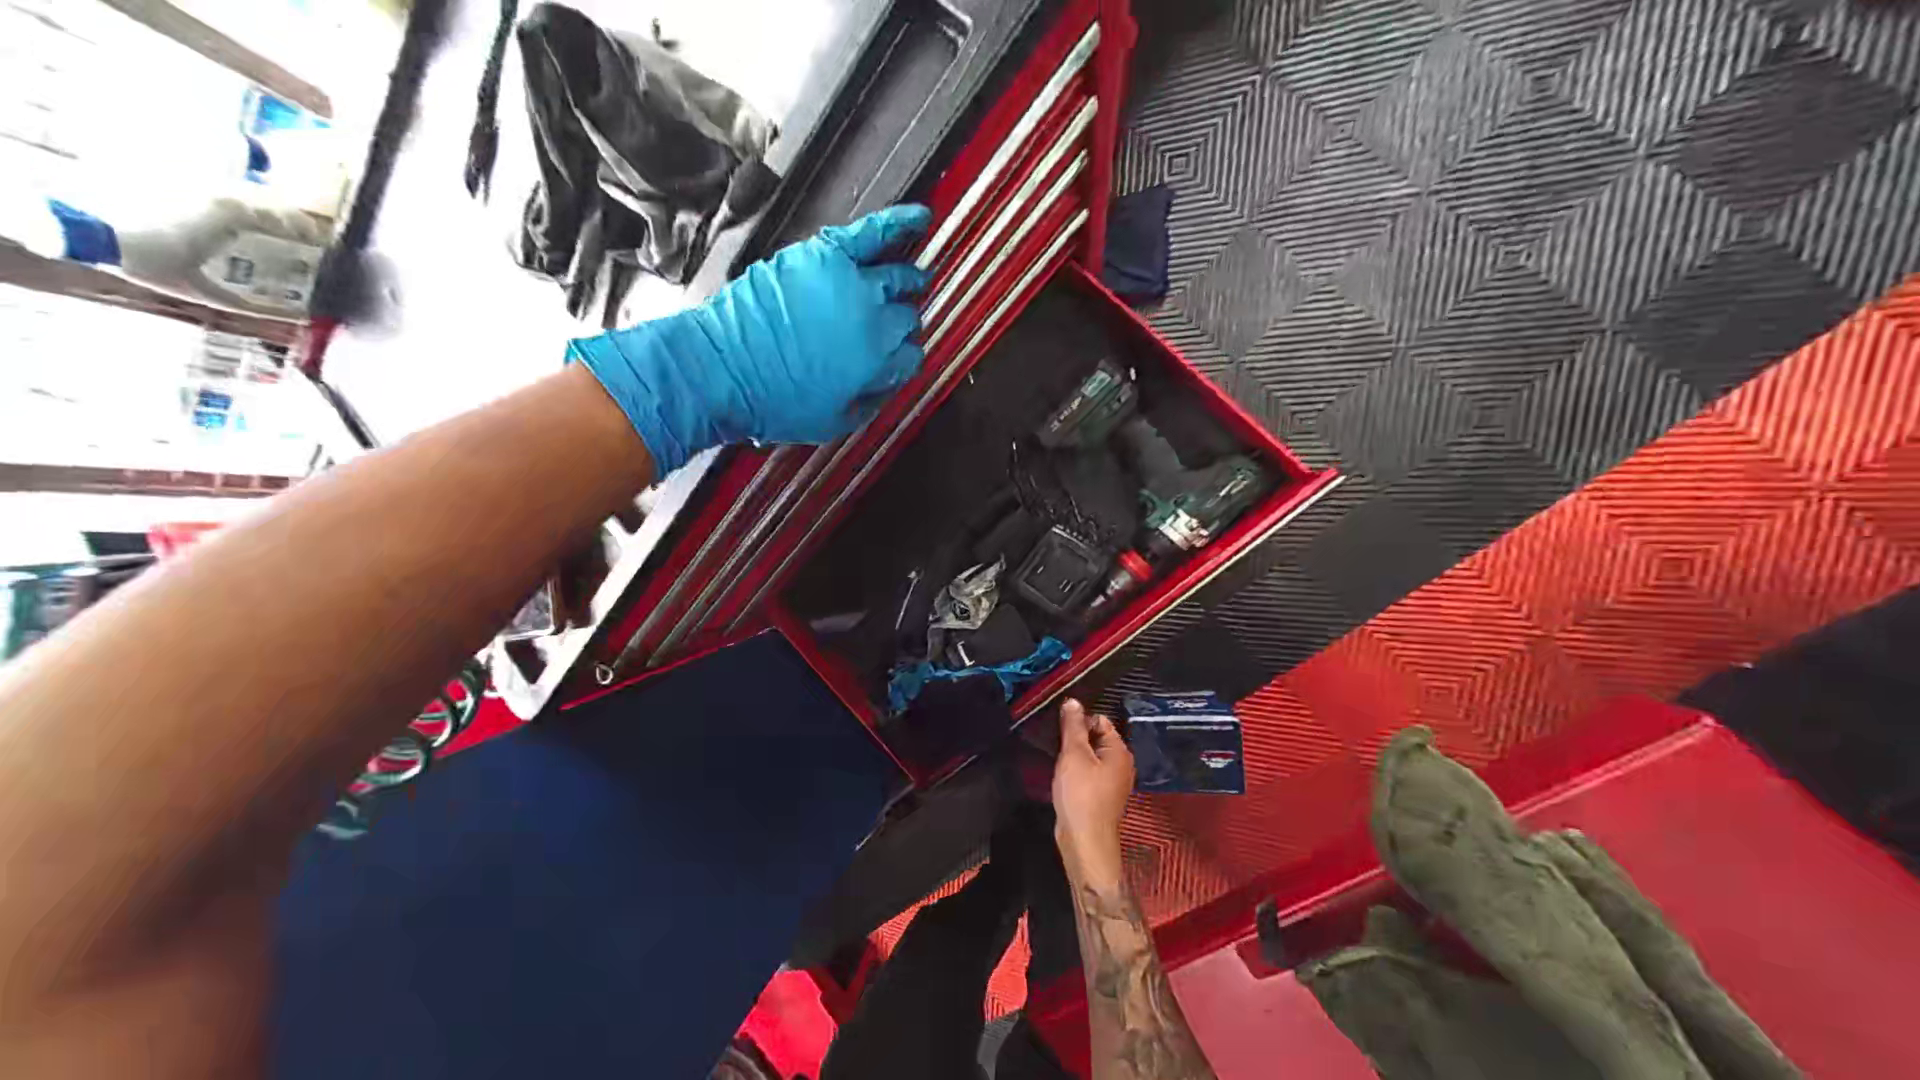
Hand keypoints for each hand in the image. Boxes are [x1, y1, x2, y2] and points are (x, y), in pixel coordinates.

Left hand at [570, 204, 931, 472]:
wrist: (721, 371)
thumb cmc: (770, 401)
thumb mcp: (831, 423)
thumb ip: (868, 403)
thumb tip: (884, 387)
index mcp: (878, 363)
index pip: (910, 357)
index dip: (902, 359)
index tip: (894, 359)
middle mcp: (873, 321)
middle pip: (905, 317)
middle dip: (902, 322)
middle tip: (895, 322)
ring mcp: (851, 285)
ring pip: (897, 276)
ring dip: (910, 279)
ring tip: (917, 278)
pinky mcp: (825, 256)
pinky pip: (872, 232)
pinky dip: (899, 221)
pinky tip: (920, 218)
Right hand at [1052, 698, 1134, 890]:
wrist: (1085, 841)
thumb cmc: (1081, 795)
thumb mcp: (1073, 755)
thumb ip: (1073, 726)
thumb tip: (1073, 701)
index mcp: (1120, 751)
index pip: (1100, 720)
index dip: (1079, 721)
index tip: (1060, 729)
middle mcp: (1122, 764)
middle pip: (1095, 738)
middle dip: (1075, 739)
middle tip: (1057, 745)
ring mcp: (1113, 782)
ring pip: (1090, 757)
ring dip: (1074, 757)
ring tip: (1058, 761)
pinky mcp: (1102, 796)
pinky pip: (1089, 774)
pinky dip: (1076, 772)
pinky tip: (1063, 778)